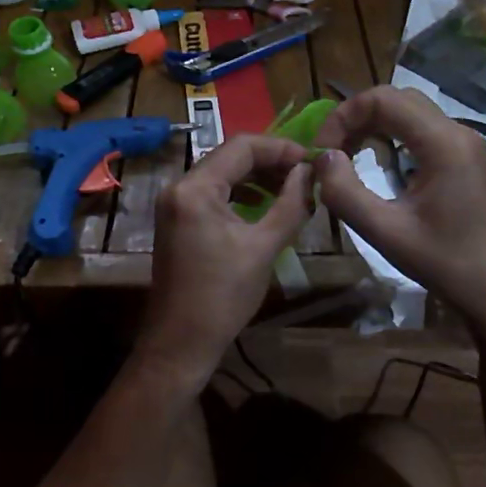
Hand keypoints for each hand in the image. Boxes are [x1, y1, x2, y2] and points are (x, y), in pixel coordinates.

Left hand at [138, 135, 313, 375]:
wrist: (180, 339)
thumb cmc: (223, 295)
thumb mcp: (264, 247)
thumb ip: (289, 203)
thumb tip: (308, 172)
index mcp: (194, 189)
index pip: (241, 147)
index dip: (280, 148)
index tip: (313, 160)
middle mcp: (177, 188)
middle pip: (228, 157)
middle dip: (269, 162)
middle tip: (306, 174)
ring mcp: (172, 205)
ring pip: (219, 175)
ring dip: (254, 177)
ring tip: (291, 189)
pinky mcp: (174, 220)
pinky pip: (209, 194)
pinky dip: (237, 194)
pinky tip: (263, 205)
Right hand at [313, 86, 485, 324]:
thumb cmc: (444, 263)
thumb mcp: (384, 232)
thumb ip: (346, 193)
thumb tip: (323, 159)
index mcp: (443, 144)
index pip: (382, 99)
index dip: (342, 117)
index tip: (322, 153)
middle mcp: (456, 133)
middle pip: (394, 99)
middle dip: (353, 118)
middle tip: (328, 153)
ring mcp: (462, 145)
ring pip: (406, 112)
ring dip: (368, 126)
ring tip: (342, 157)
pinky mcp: (461, 159)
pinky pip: (416, 130)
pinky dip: (385, 137)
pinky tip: (370, 163)